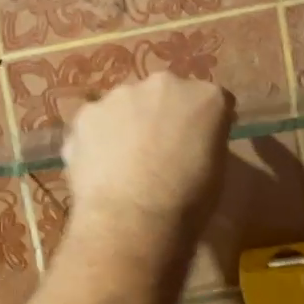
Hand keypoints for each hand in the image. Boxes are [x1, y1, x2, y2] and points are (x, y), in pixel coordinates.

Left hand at [61, 73, 233, 244]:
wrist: (134, 220)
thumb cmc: (188, 203)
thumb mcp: (216, 171)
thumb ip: (203, 143)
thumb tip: (187, 145)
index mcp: (208, 97)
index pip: (208, 102)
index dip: (199, 125)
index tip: (194, 146)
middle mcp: (165, 84)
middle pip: (162, 95)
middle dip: (159, 116)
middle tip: (154, 152)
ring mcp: (121, 95)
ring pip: (124, 106)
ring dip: (124, 125)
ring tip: (120, 163)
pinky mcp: (87, 113)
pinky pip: (94, 124)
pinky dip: (94, 140)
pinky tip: (97, 169)